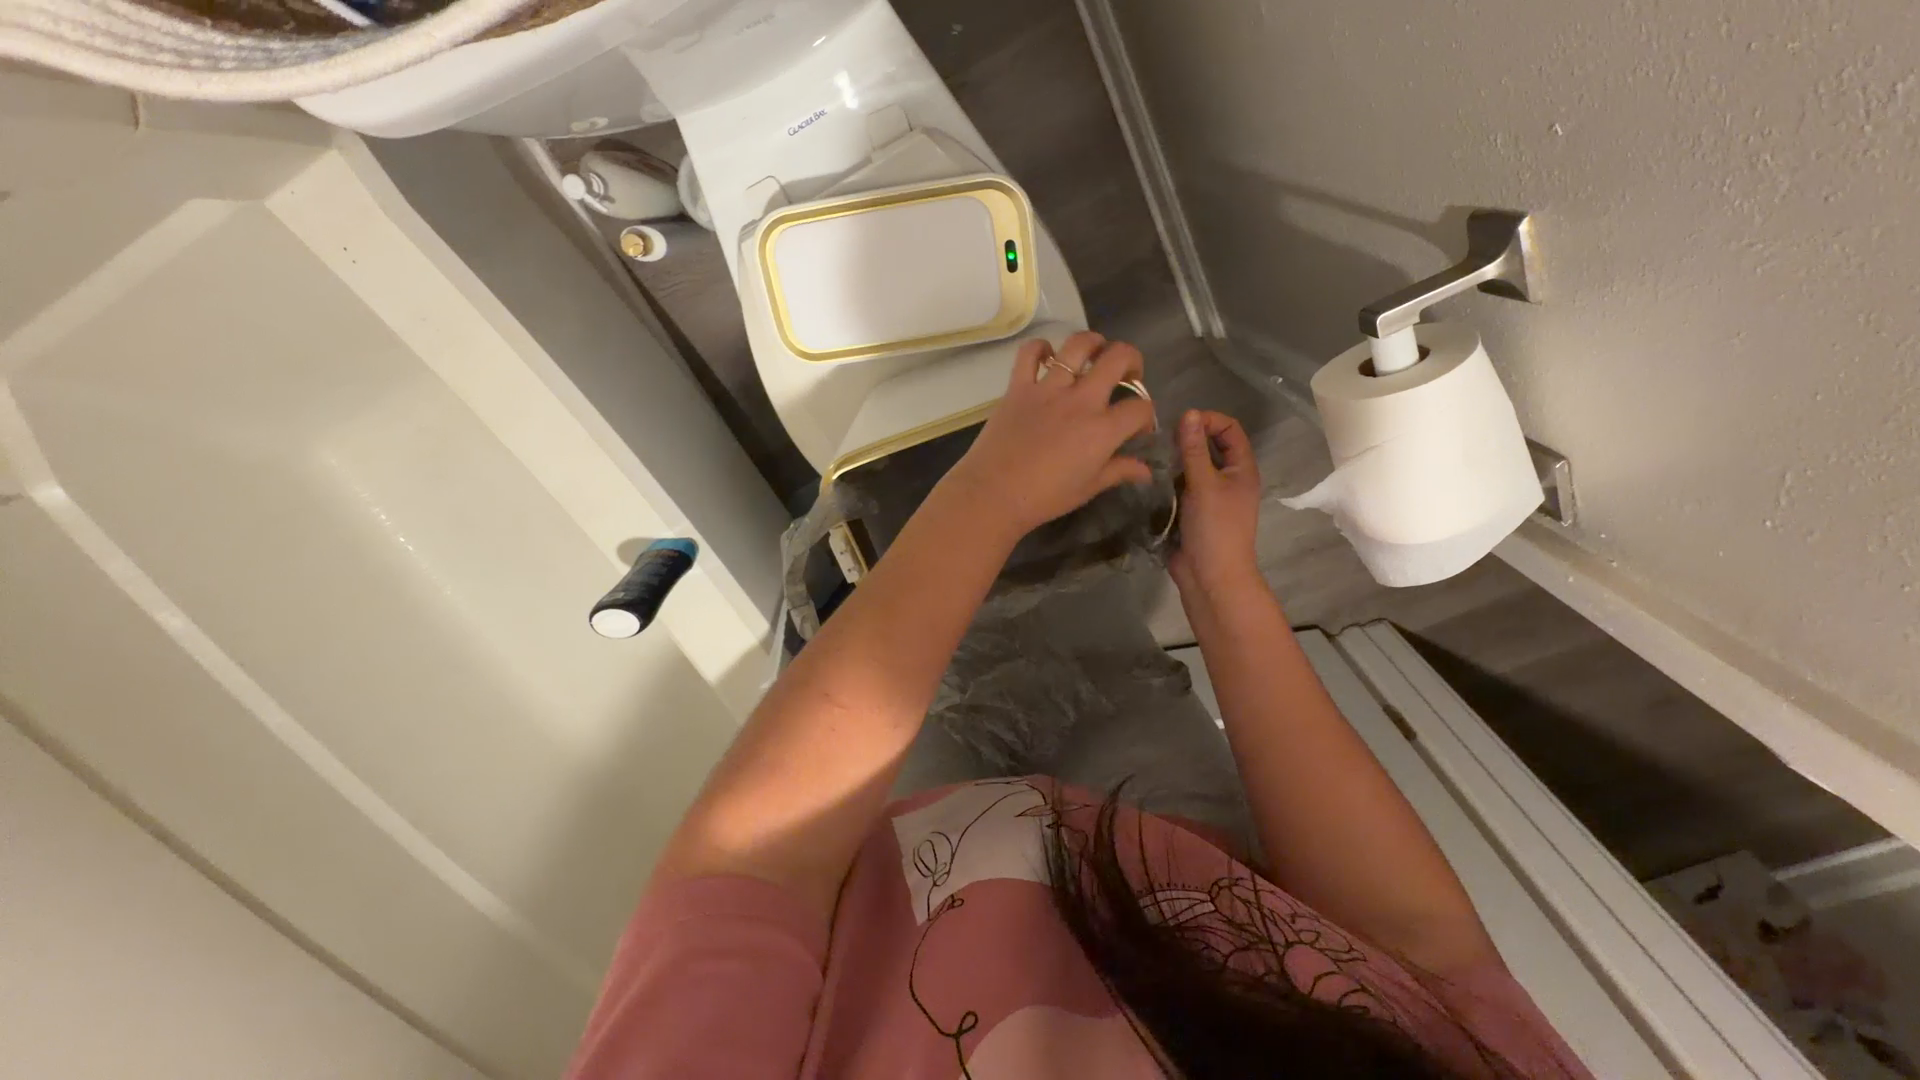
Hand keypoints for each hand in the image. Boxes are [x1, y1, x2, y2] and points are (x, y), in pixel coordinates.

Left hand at [938, 331, 1156, 538]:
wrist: (993, 494)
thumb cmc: (1044, 498)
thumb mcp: (1088, 488)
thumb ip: (1119, 471)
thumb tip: (1146, 470)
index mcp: (1103, 430)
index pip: (1140, 407)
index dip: (1146, 416)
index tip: (1137, 428)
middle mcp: (1081, 400)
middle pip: (1118, 358)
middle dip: (1132, 360)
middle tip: (1127, 374)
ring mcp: (1048, 389)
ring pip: (1079, 344)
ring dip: (1094, 343)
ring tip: (1095, 354)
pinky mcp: (1019, 387)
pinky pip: (1029, 353)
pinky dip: (1040, 348)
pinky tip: (1047, 357)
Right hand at [1168, 409, 1261, 594]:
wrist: (1211, 577)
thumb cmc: (1215, 528)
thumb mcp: (1203, 484)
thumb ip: (1194, 449)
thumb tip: (1188, 413)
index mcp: (1242, 469)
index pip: (1230, 429)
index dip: (1209, 420)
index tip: (1181, 423)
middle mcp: (1229, 479)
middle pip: (1210, 447)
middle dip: (1188, 439)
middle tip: (1162, 440)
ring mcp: (1211, 496)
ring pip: (1193, 467)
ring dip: (1176, 461)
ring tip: (1154, 459)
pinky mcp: (1194, 512)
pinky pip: (1181, 487)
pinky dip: (1169, 481)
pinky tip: (1152, 480)